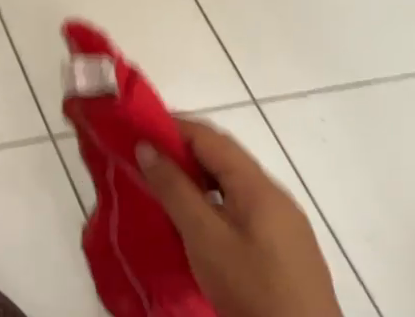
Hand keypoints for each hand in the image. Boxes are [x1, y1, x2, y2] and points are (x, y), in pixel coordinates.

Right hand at [137, 120, 343, 316]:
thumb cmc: (250, 287)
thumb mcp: (203, 237)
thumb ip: (173, 188)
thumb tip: (146, 146)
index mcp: (260, 189)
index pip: (210, 138)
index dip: (170, 127)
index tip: (132, 130)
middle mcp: (276, 198)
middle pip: (222, 158)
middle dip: (179, 151)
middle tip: (138, 158)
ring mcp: (282, 225)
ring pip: (229, 184)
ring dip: (192, 177)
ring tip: (157, 187)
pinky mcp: (281, 248)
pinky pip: (238, 207)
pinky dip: (208, 200)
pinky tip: (189, 219)